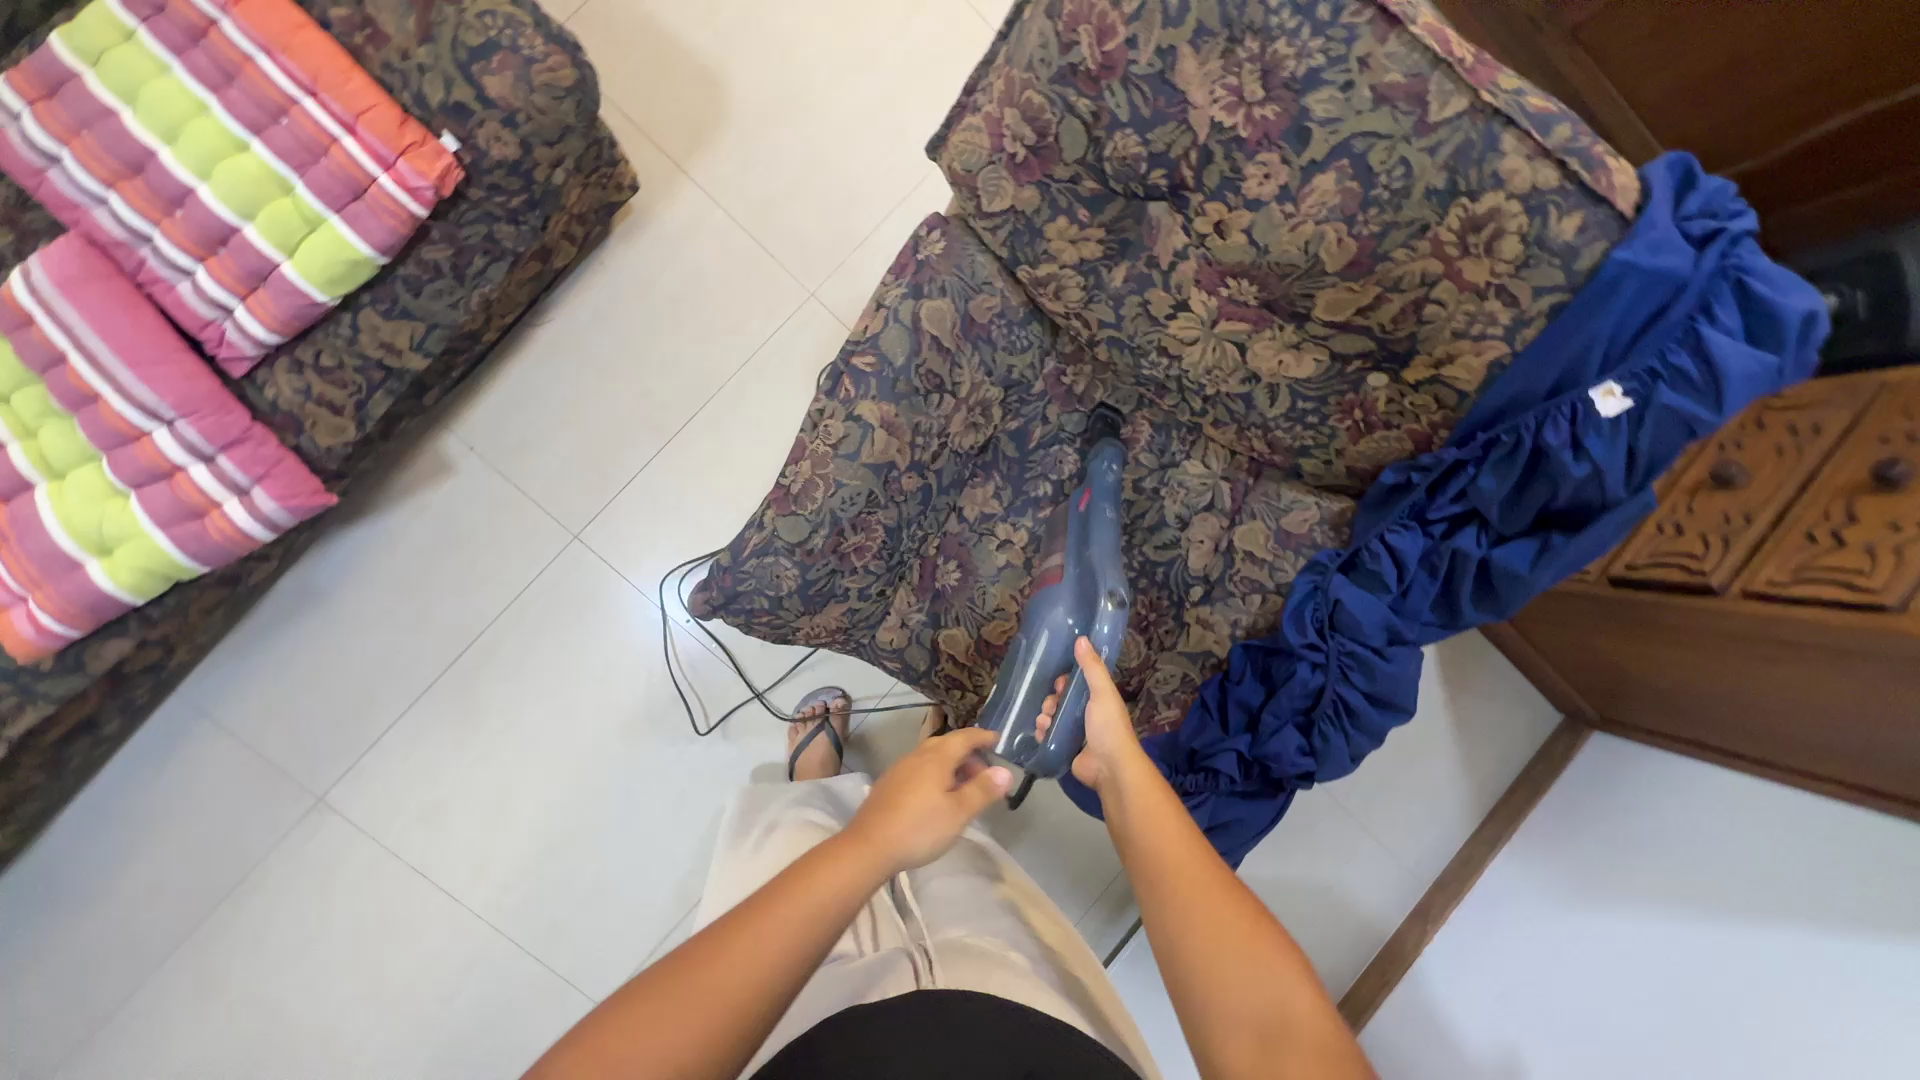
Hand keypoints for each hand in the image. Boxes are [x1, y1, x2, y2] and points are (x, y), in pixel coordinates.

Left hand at [842, 727, 1011, 873]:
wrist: (868, 847)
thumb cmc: (919, 828)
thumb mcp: (958, 812)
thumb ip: (982, 790)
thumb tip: (1005, 771)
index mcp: (936, 758)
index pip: (964, 737)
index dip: (983, 737)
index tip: (998, 739)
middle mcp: (917, 756)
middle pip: (946, 744)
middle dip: (968, 753)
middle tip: (984, 773)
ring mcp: (899, 769)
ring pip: (931, 757)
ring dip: (951, 766)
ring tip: (963, 789)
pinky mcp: (888, 785)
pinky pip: (919, 769)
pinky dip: (935, 775)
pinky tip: (936, 798)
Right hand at [1035, 636, 1149, 791]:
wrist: (1109, 767)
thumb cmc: (1108, 727)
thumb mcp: (1102, 692)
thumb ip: (1092, 667)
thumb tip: (1081, 638)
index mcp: (1098, 699)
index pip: (1076, 684)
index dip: (1065, 681)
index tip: (1059, 683)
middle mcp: (1087, 715)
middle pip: (1061, 701)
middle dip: (1051, 700)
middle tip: (1050, 706)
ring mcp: (1075, 733)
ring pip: (1052, 717)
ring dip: (1044, 716)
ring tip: (1044, 721)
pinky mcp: (1065, 749)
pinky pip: (1048, 736)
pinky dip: (1041, 733)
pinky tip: (1040, 733)